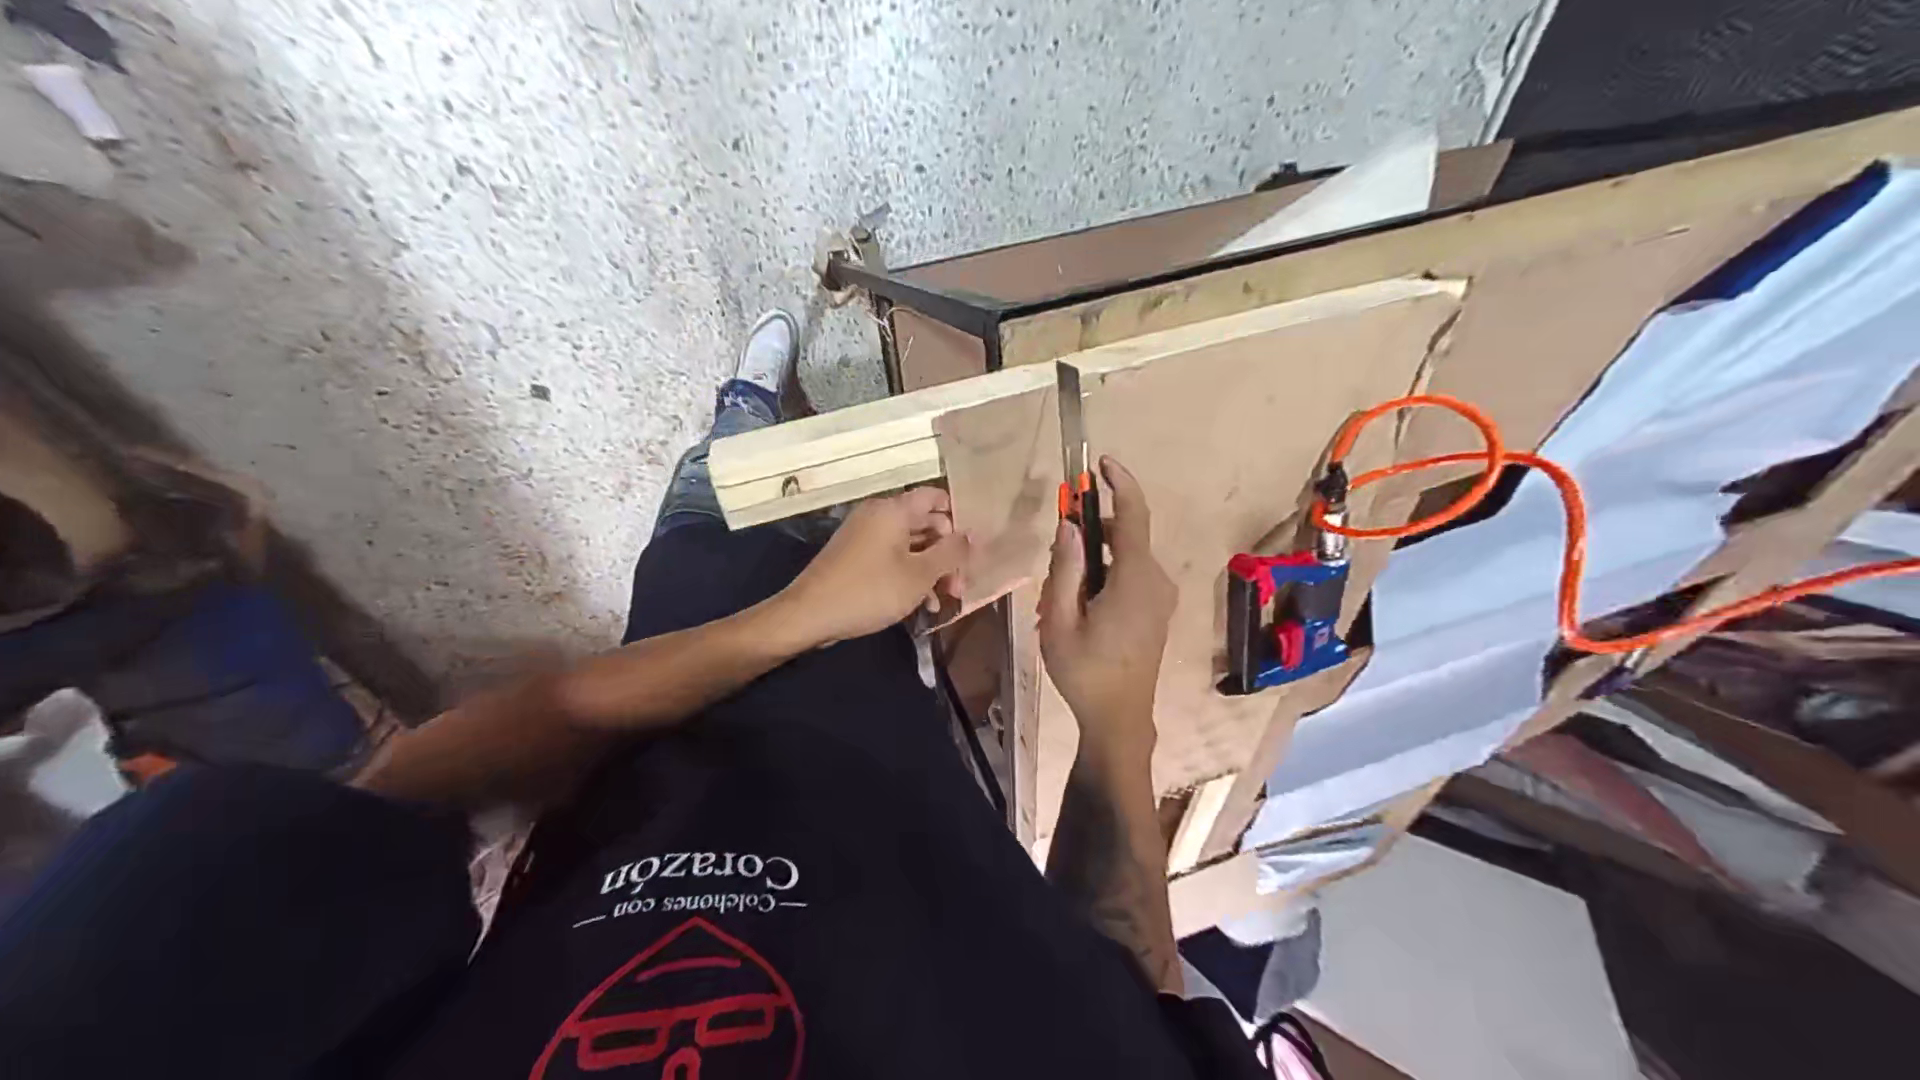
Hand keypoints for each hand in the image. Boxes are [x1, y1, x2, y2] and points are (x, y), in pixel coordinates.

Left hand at [777, 486, 967, 647]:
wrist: (810, 614)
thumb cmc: (870, 590)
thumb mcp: (919, 575)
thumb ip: (950, 553)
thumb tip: (971, 536)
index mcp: (894, 510)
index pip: (935, 497)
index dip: (959, 516)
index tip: (974, 544)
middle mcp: (878, 515)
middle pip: (925, 522)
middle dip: (947, 551)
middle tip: (962, 581)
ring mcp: (865, 535)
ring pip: (910, 544)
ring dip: (931, 568)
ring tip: (947, 597)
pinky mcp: (856, 556)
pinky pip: (892, 557)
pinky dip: (909, 574)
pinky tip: (922, 603)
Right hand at [1038, 457, 1175, 757]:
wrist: (1119, 718)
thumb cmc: (1085, 670)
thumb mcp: (1061, 619)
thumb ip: (1066, 567)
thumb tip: (1070, 524)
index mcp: (1135, 579)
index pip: (1133, 515)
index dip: (1120, 483)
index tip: (1101, 462)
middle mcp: (1156, 580)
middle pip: (1125, 535)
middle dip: (1090, 533)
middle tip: (1054, 560)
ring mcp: (1161, 596)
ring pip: (1126, 557)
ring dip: (1094, 560)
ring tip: (1061, 598)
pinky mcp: (1158, 610)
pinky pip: (1131, 576)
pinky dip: (1105, 575)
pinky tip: (1081, 606)